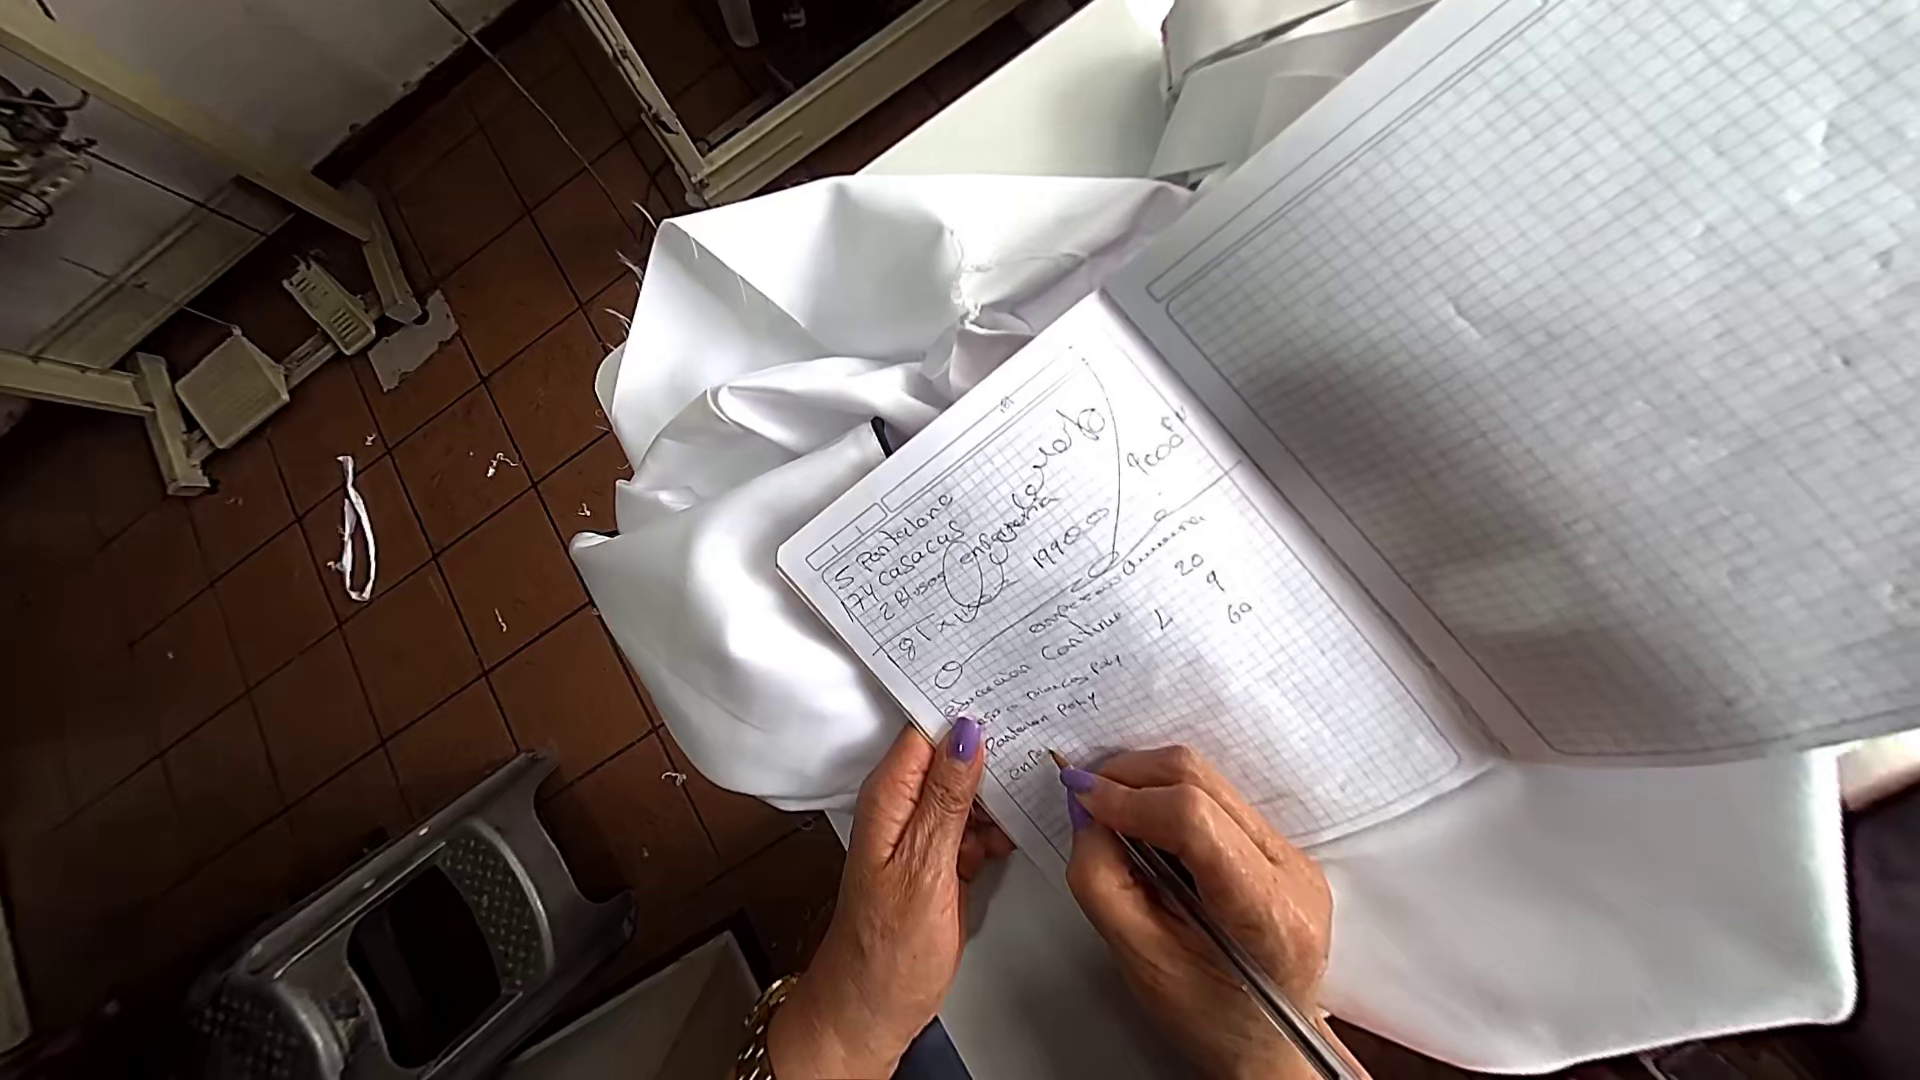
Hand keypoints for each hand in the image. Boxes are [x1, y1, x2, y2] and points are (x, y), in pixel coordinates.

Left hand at [770, 718, 1013, 1077]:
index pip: (925, 730)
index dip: (961, 714)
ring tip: (1017, 806)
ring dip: (995, 794)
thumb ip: (947, 798)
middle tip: (1024, 752)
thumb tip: (966, 736)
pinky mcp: (940, 851)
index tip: (999, 702)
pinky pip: (973, 819)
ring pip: (967, 786)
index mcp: (889, 796)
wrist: (875, 1010)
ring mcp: (924, 828)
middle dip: (987, 752)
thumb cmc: (884, 951)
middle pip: (950, 753)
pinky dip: (993, 826)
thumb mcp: (924, 868)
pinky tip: (1005, 839)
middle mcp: (904, 804)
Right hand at [1060, 746, 1351, 1079]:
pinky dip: (1161, 791)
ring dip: (1143, 779)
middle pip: (1196, 778)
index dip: (1127, 798)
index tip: (1082, 796)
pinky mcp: (1273, 837)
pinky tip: (1144, 821)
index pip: (1193, 818)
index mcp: (1268, 912)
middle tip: (1089, 796)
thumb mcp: (1139, 960)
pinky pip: (1208, 788)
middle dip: (1128, 774)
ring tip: (1113, 811)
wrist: (1271, 1043)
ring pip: (1201, 774)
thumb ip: (1099, 878)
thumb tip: (1086, 809)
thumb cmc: (1210, 1018)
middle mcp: (1290, 867)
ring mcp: (1287, 847)